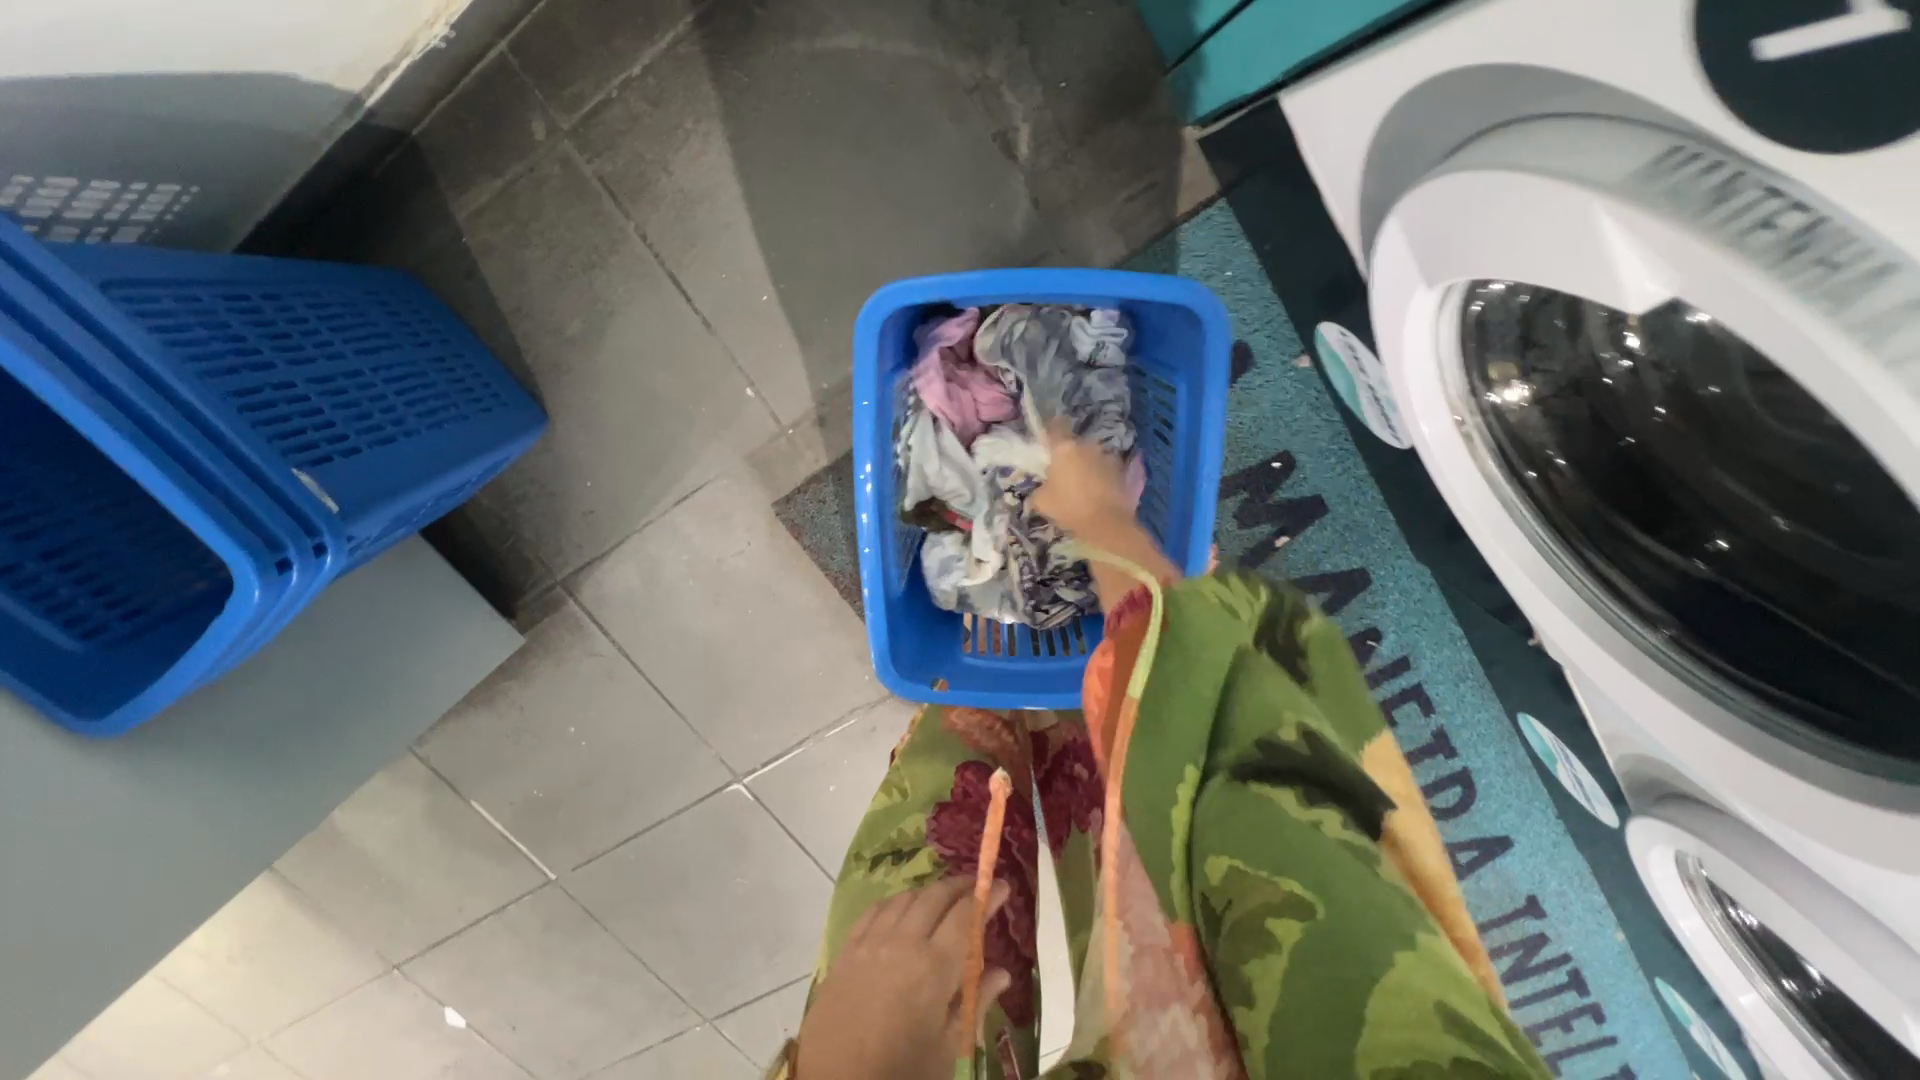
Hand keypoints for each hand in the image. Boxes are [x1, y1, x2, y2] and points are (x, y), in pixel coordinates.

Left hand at [796, 878, 1011, 1079]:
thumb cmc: (899, 1072)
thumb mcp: (947, 1049)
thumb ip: (976, 1003)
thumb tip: (1003, 973)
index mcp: (934, 967)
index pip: (966, 915)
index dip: (986, 896)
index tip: (1001, 885)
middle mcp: (904, 942)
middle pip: (936, 896)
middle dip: (960, 886)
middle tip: (975, 888)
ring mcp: (872, 941)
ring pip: (906, 897)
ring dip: (929, 892)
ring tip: (943, 898)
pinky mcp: (847, 948)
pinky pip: (876, 909)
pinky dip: (896, 902)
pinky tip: (903, 909)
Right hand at [1031, 422, 1131, 534]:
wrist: (1107, 524)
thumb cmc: (1069, 507)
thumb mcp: (1041, 501)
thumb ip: (1039, 489)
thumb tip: (1042, 489)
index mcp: (1064, 448)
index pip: (1055, 427)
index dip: (1050, 432)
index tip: (1047, 442)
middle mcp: (1087, 446)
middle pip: (1075, 444)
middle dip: (1070, 454)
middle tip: (1063, 471)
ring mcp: (1107, 457)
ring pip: (1092, 455)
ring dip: (1087, 464)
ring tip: (1083, 483)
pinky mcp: (1121, 470)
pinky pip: (1106, 468)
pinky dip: (1101, 475)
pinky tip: (1098, 491)